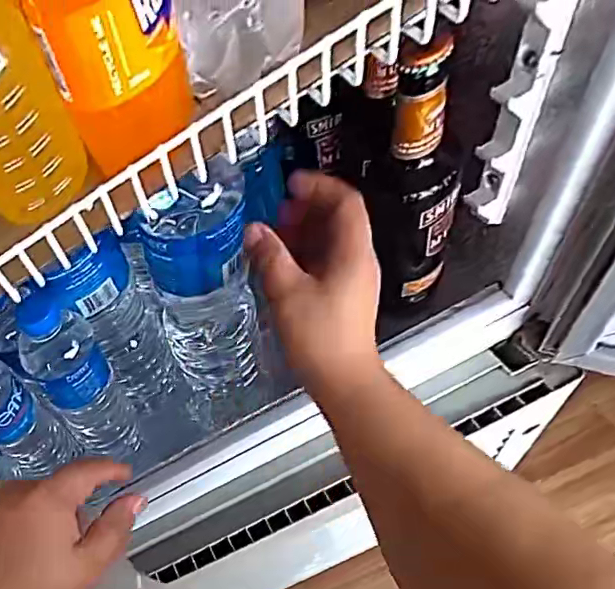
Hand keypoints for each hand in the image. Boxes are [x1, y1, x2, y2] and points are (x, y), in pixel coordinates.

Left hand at [0, 459, 144, 588]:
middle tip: (71, 551)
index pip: (86, 470)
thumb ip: (113, 530)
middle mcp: (13, 489)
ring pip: (26, 500)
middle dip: (69, 511)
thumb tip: (133, 499)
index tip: (123, 475)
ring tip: (36, 559)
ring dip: (39, 517)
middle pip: (54, 490)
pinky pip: (0, 509)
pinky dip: (12, 523)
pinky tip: (8, 556)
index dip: (109, 470)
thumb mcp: (84, 569)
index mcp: (47, 498)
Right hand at [244, 171, 382, 392]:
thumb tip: (255, 232)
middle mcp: (359, 262)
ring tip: (276, 237)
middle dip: (308, 211)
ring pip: (331, 244)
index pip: (345, 201)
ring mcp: (353, 282)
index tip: (293, 183)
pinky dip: (305, 258)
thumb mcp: (288, 293)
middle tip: (279, 211)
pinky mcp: (343, 300)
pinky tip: (283, 268)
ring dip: (304, 235)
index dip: (319, 186)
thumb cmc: (322, 339)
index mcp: (353, 252)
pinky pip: (326, 266)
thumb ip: (270, 258)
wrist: (343, 379)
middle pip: (339, 221)